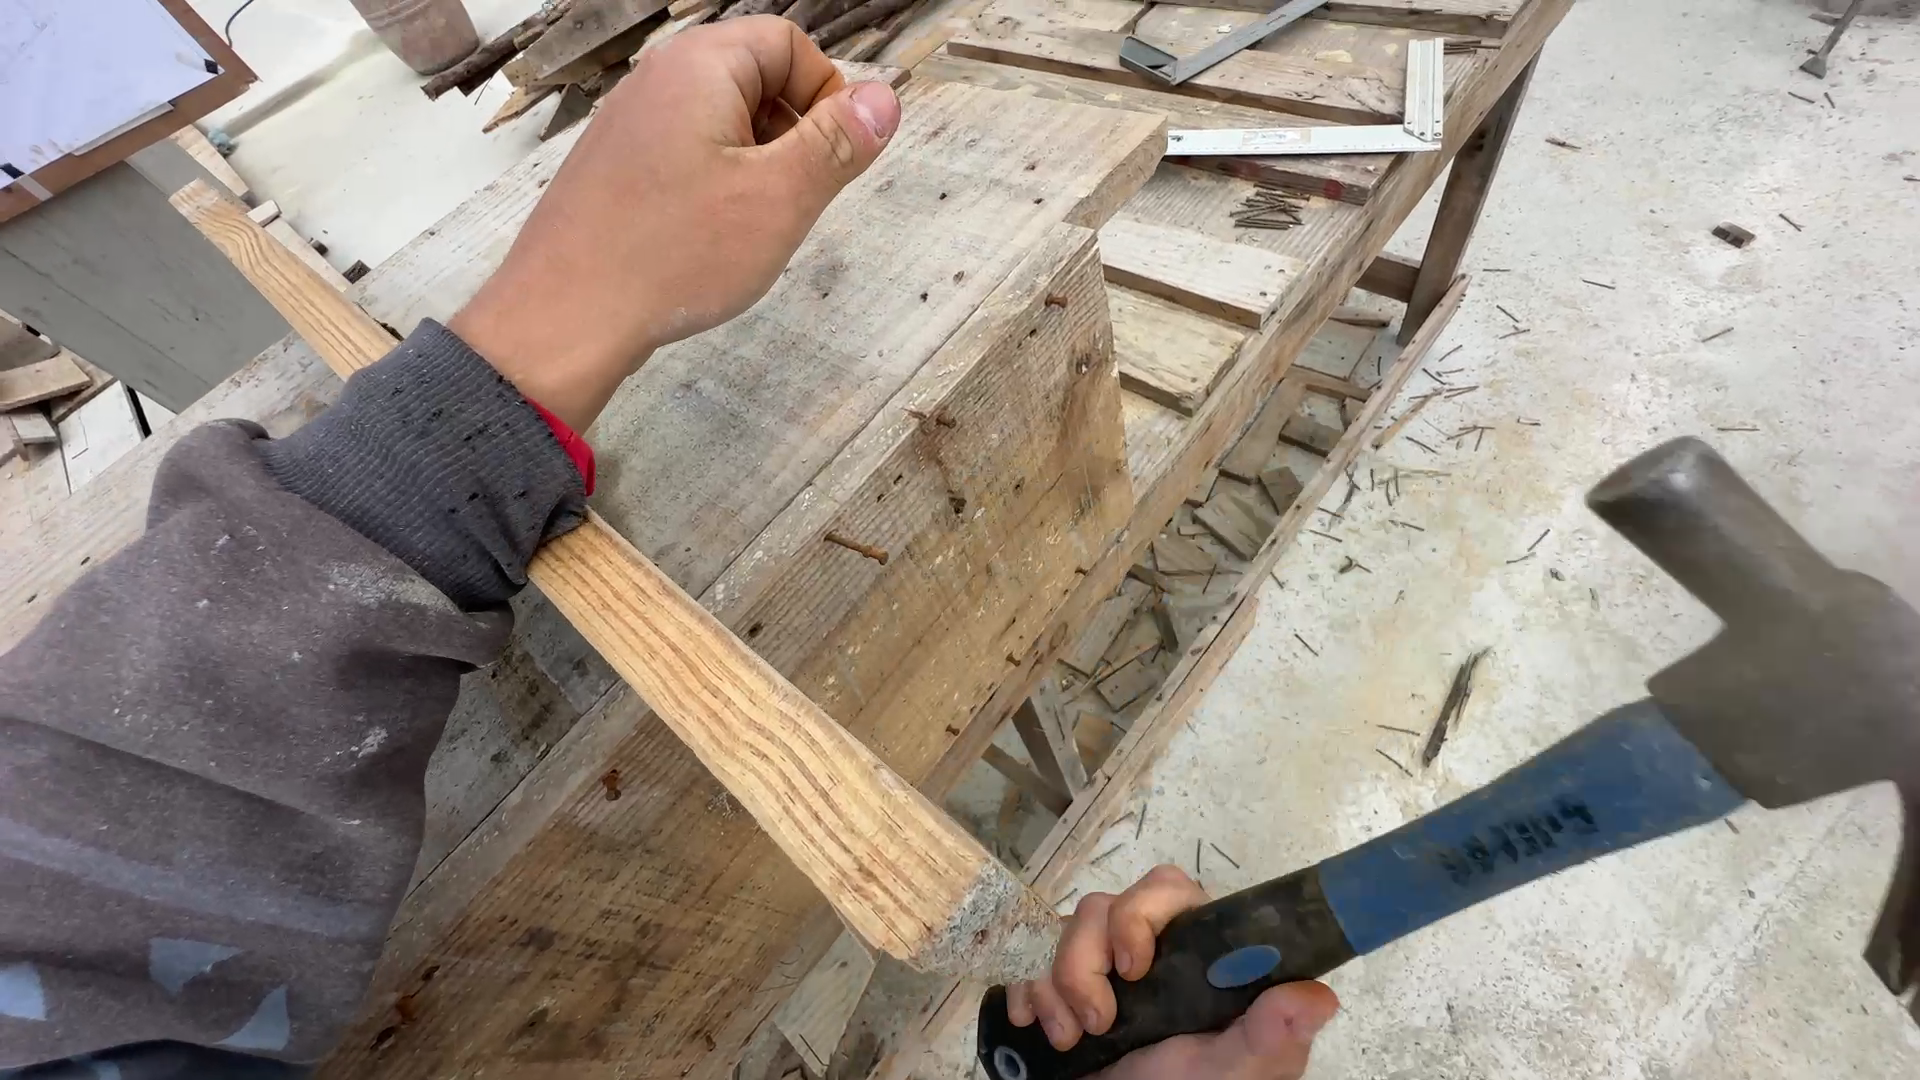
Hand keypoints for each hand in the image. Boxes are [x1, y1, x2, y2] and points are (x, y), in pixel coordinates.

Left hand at [450, 16, 901, 431]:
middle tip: (797, 205)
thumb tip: (885, 98)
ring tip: (755, 230)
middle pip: (756, 80)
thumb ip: (836, 145)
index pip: (789, 43)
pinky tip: (713, 240)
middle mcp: (660, 79)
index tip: (837, 163)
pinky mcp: (619, 169)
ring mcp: (632, 124)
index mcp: (702, 65)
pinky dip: (720, 188)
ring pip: (724, 126)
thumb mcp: (780, 198)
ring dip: (760, 170)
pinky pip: (690, 157)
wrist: (570, 314)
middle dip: (795, 137)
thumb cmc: (681, 252)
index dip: (829, 96)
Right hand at [1006, 865, 1338, 1078]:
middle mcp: (1146, 949)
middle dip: (1086, 959)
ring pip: (1066, 933)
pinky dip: (1028, 997)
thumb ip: (1268, 1038)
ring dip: (1060, 986)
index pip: (1166, 889)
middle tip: (1098, 1018)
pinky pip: (1032, 969)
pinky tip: (1034, 1028)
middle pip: (1103, 907)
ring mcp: (1099, 967)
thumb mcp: (1233, 1075)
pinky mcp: (1060, 990)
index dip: (1140, 911)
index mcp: (1192, 952)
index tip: (1133, 964)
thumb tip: (1320, 995)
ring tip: (1070, 1039)